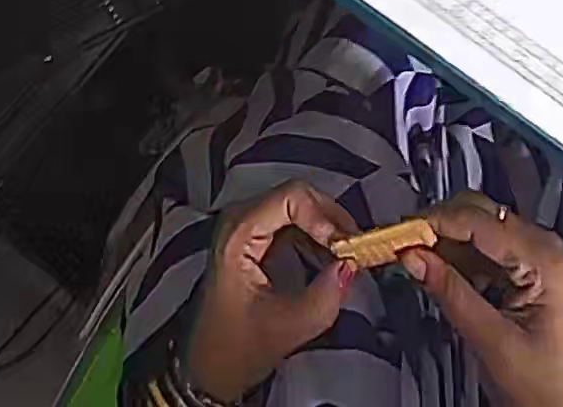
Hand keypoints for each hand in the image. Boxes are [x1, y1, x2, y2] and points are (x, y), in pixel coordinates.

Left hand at [185, 181, 359, 400]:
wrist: (207, 368)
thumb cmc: (236, 348)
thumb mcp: (283, 330)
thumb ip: (322, 300)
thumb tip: (350, 267)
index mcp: (239, 232)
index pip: (290, 197)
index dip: (322, 215)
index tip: (344, 244)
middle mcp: (242, 216)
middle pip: (298, 195)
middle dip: (330, 219)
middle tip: (354, 247)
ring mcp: (250, 222)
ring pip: (301, 204)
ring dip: (328, 226)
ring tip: (348, 253)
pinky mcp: (259, 233)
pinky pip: (297, 219)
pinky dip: (318, 234)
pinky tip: (332, 256)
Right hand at [401, 192, 562, 406]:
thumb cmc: (550, 391)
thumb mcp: (495, 344)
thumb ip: (452, 295)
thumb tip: (415, 257)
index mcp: (543, 258)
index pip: (480, 221)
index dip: (437, 222)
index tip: (404, 232)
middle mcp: (540, 246)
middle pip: (478, 213)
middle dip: (438, 224)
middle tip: (404, 241)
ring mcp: (531, 256)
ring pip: (476, 227)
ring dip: (443, 239)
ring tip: (414, 256)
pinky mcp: (520, 269)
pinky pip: (480, 247)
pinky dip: (454, 254)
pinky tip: (437, 269)